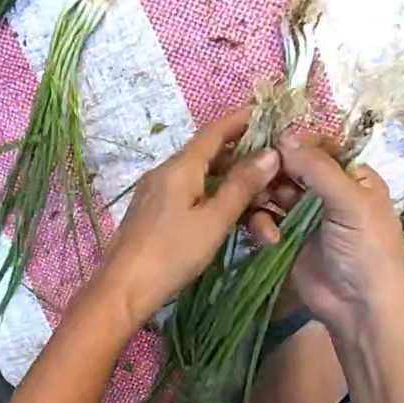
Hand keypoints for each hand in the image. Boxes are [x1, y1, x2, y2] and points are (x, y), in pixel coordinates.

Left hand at [92, 107, 279, 326]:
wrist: (124, 290)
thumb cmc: (172, 253)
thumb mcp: (215, 220)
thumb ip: (242, 186)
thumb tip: (270, 153)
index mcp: (181, 167)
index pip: (216, 131)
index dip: (242, 119)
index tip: (267, 112)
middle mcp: (168, 172)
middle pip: (214, 157)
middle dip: (247, 163)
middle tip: (279, 170)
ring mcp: (161, 193)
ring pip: (207, 182)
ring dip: (237, 193)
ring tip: (266, 214)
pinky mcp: (158, 213)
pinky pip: (195, 198)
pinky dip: (219, 204)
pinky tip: (238, 221)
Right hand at [246, 133, 403, 337]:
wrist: (361, 309)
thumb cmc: (367, 250)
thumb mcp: (351, 203)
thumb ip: (318, 169)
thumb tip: (284, 136)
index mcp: (352, 177)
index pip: (320, 147)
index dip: (297, 142)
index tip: (272, 141)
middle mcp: (328, 192)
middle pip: (292, 167)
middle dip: (273, 168)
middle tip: (255, 172)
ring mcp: (305, 217)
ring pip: (274, 192)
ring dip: (263, 194)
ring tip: (256, 201)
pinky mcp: (286, 240)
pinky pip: (265, 221)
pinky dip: (262, 224)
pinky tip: (269, 237)